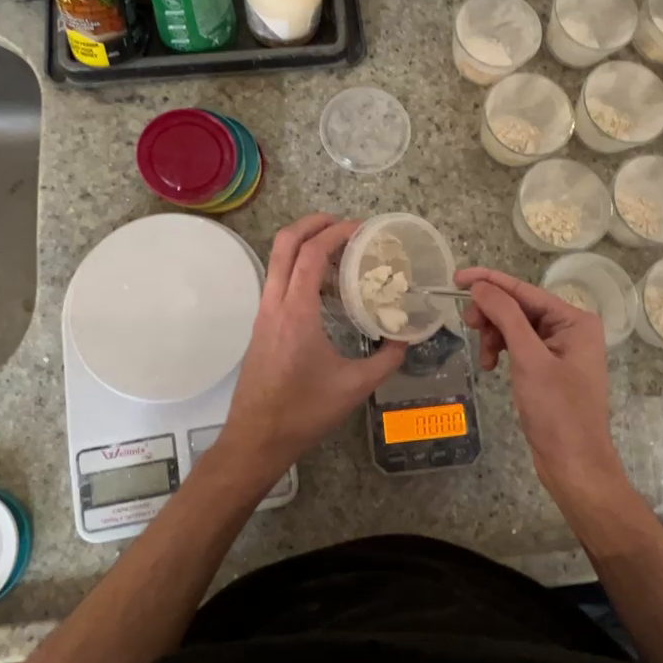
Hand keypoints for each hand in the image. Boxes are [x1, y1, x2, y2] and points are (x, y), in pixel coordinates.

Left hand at [219, 215, 406, 481]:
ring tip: (339, 251)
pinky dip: (299, 267)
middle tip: (345, 224)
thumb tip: (406, 339)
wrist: (256, 439)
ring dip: (305, 244)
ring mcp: (264, 313)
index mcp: (296, 312)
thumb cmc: (303, 412)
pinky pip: (278, 280)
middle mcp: (275, 303)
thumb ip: (386, 360)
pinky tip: (326, 287)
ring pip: (277, 260)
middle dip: (313, 223)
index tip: (362, 228)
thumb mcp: (354, 387)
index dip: (337, 232)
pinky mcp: (262, 325)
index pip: (312, 253)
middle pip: (285, 243)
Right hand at [457, 267, 626, 496]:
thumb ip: (505, 316)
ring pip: (515, 326)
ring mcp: (561, 349)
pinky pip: (519, 346)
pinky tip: (491, 366)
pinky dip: (502, 351)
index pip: (524, 290)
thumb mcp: (529, 359)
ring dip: (494, 337)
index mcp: (575, 320)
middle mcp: (571, 328)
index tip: (456, 278)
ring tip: (485, 359)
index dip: (489, 281)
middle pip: (519, 307)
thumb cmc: (557, 411)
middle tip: (468, 326)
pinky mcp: (549, 368)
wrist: (575, 465)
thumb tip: (480, 285)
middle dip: (492, 315)